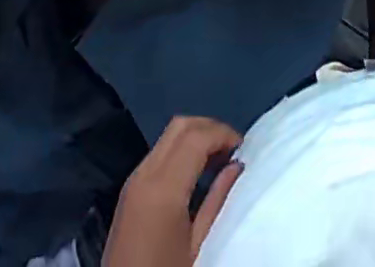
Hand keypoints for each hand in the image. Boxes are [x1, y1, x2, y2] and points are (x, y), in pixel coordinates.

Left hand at [104, 116, 243, 266]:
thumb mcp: (199, 247)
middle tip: (233, 149)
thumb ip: (218, 202)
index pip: (196, 136)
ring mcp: (134, 179)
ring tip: (221, 160)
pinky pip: (159, 153)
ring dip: (196, 138)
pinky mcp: (130, 189)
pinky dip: (182, 151)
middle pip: (180, 126)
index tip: (245, 148)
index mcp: (162, 188)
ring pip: (168, 136)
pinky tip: (198, 172)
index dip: (223, 133)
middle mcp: (144, 173)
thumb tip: (236, 167)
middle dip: (210, 128)